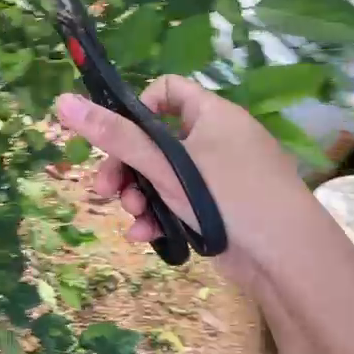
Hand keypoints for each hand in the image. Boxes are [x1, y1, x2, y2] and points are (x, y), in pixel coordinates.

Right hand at [55, 76, 330, 296]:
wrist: (292, 263)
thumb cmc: (228, 197)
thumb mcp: (162, 164)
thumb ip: (112, 134)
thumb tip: (61, 101)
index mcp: (212, 115)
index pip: (166, 90)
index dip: (136, 108)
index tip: (118, 136)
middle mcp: (218, 140)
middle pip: (154, 139)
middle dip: (126, 166)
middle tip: (107, 190)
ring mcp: (223, 176)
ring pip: (163, 174)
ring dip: (138, 194)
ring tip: (132, 217)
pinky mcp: (223, 209)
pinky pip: (180, 200)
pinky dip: (160, 213)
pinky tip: (147, 235)